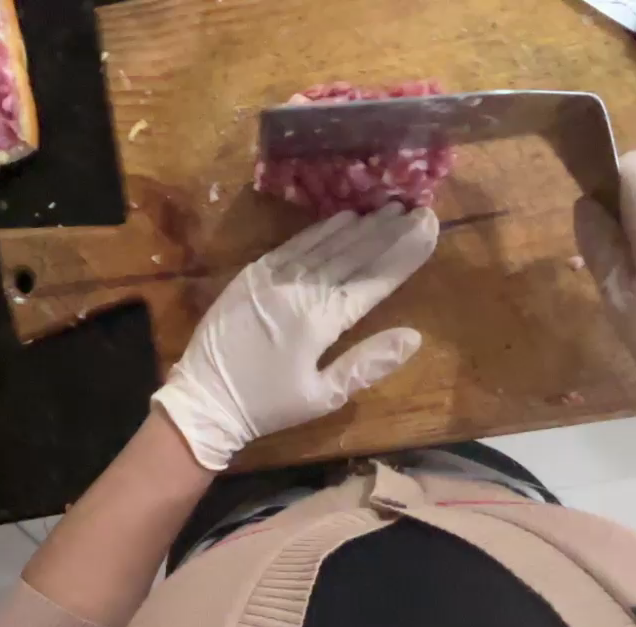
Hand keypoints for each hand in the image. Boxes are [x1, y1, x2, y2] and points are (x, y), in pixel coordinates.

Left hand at [153, 205, 438, 470]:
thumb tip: (413, 336)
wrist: (204, 401)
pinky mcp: (251, 277)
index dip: (403, 255)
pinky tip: (341, 219)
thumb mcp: (322, 397)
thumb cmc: (267, 407)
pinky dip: (319, 231)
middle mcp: (299, 291)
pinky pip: (292, 246)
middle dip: (388, 233)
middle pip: (352, 256)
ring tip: (388, 209)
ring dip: (359, 226)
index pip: (372, 281)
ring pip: (324, 245)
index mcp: (320, 322)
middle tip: (417, 211)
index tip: (430, 229)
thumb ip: (366, 364)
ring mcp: (272, 279)